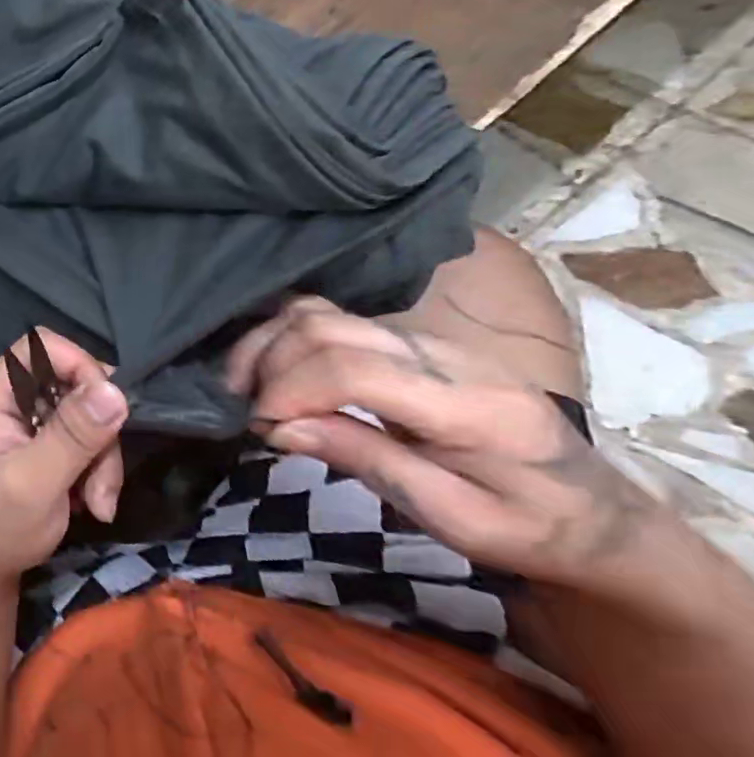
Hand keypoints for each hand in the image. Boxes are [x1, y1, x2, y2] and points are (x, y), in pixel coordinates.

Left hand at [0, 329, 127, 592]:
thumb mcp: (35, 482)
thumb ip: (71, 437)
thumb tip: (114, 389)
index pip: (40, 347)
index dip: (79, 364)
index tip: (109, 406)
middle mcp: (14, 399)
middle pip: (74, 384)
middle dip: (99, 433)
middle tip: (102, 483)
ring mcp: (33, 422)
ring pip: (90, 416)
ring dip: (103, 462)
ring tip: (96, 506)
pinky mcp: (51, 445)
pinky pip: (90, 441)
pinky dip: (99, 472)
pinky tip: (92, 505)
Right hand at [227, 297, 665, 591]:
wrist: (598, 515)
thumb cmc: (531, 530)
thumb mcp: (457, 520)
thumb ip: (367, 463)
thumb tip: (277, 429)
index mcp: (473, 406)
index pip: (353, 369)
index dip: (289, 391)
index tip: (260, 427)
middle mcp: (446, 354)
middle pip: (325, 328)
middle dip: (267, 364)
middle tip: (245, 410)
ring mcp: (426, 338)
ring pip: (317, 313)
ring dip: (266, 344)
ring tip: (246, 386)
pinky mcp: (408, 338)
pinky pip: (327, 316)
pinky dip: (283, 336)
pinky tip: (271, 367)